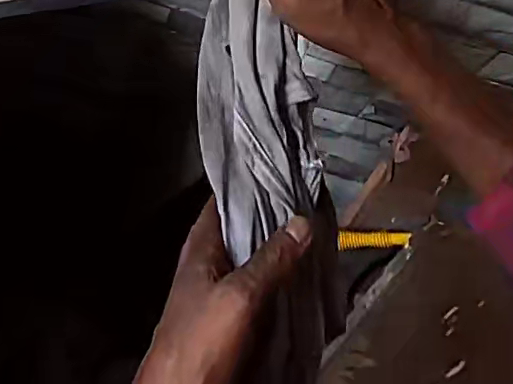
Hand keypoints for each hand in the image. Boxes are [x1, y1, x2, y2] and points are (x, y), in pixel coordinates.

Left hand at [135, 198, 311, 383]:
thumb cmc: (198, 342)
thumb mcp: (239, 296)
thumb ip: (270, 260)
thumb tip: (301, 223)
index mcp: (202, 242)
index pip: (228, 195)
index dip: (253, 180)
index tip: (284, 170)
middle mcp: (211, 258)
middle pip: (246, 227)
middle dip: (276, 218)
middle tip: (310, 206)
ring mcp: (221, 288)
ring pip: (256, 258)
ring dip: (281, 251)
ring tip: (314, 236)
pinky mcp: (233, 316)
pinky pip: (261, 289)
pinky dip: (280, 281)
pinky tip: (303, 278)